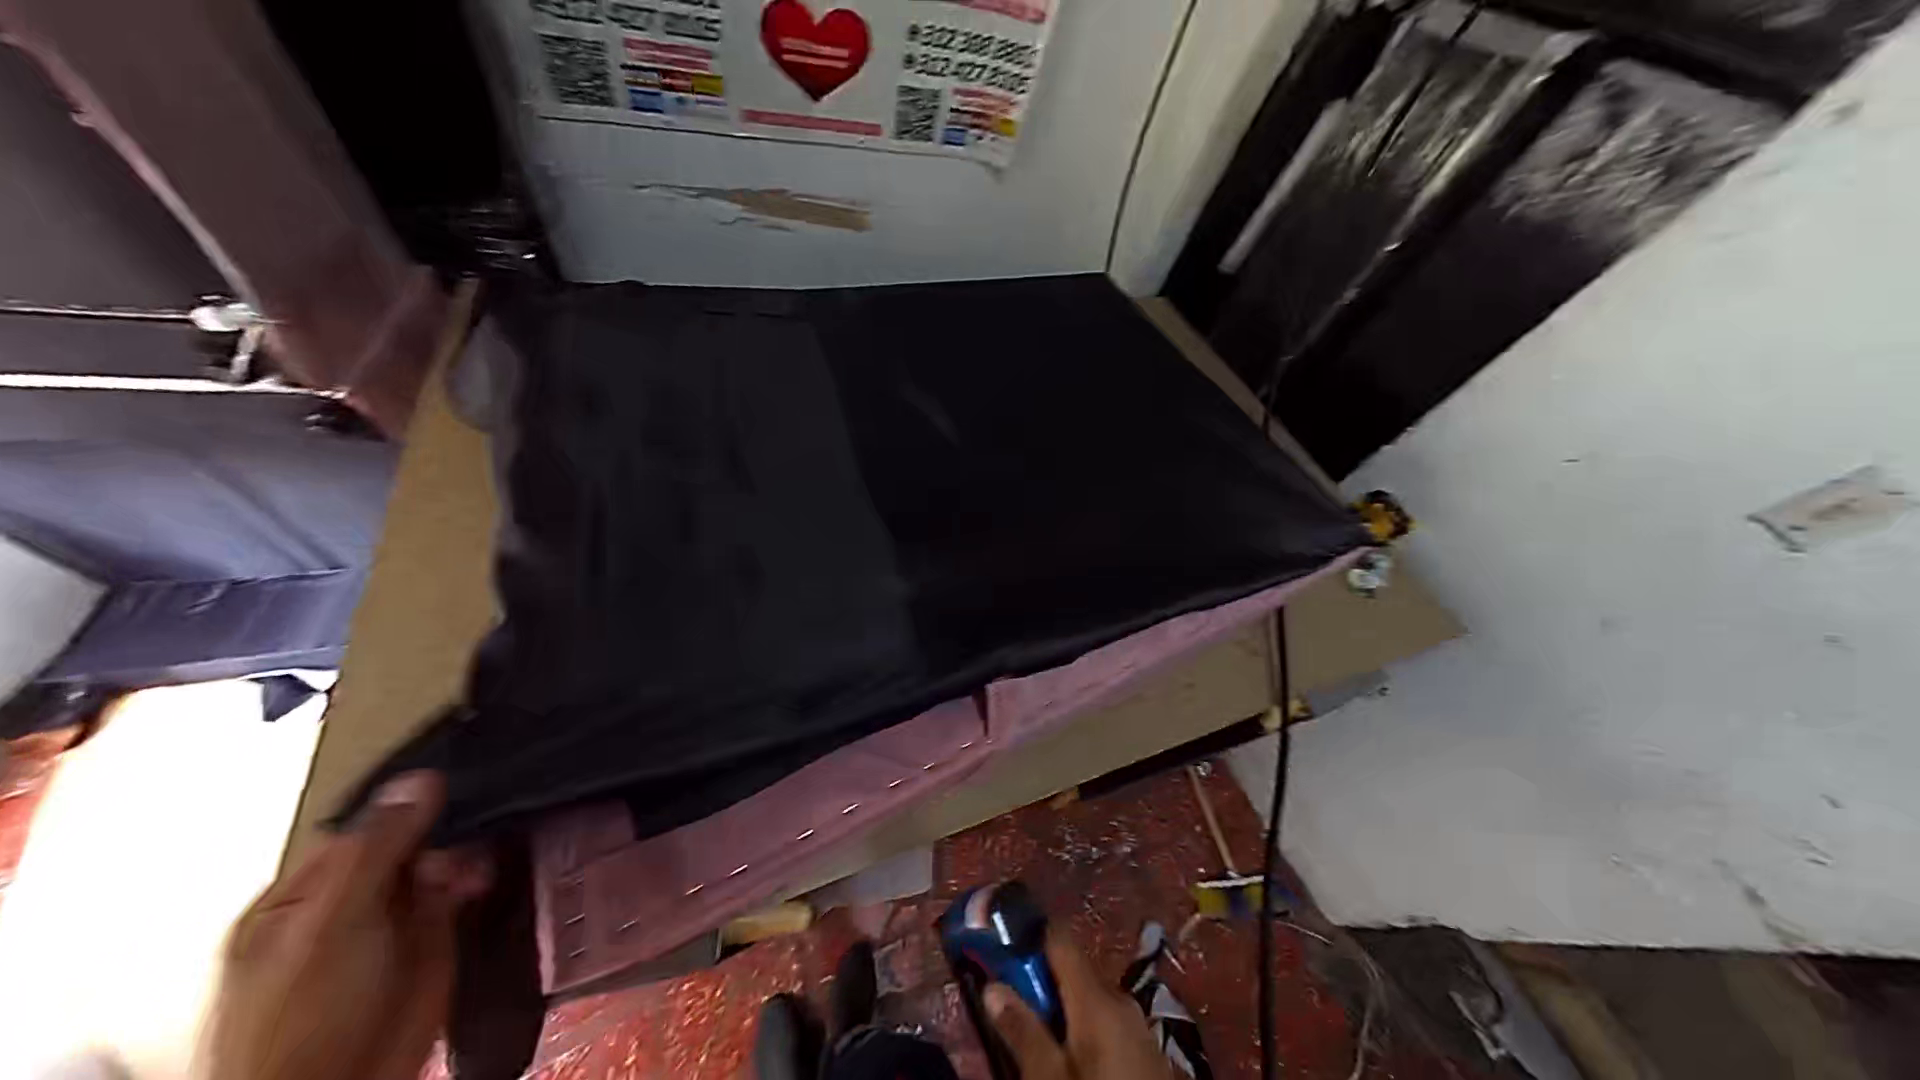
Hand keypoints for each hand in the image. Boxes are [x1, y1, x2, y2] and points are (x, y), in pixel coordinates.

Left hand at [201, 772, 490, 1079]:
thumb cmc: (306, 1016)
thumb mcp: (336, 920)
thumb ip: (380, 848)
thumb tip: (420, 779)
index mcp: (303, 895)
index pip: (362, 827)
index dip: (405, 805)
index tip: (448, 787)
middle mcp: (349, 902)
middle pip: (408, 841)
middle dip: (441, 832)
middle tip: (461, 837)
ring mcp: (393, 922)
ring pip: (440, 862)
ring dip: (462, 854)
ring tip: (470, 869)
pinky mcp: (434, 939)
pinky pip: (461, 890)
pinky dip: (477, 877)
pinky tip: (481, 879)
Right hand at [985, 929, 1174, 1079]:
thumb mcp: (1050, 1079)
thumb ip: (1022, 1031)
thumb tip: (993, 986)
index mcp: (1096, 997)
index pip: (1059, 937)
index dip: (1029, 936)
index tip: (1002, 948)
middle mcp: (1120, 999)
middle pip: (1072, 972)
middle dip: (1040, 985)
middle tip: (1012, 1011)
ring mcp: (1137, 1025)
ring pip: (1088, 1000)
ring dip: (1061, 1011)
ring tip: (1038, 1042)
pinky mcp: (1146, 1051)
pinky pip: (1106, 1023)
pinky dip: (1082, 1030)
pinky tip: (1073, 1061)